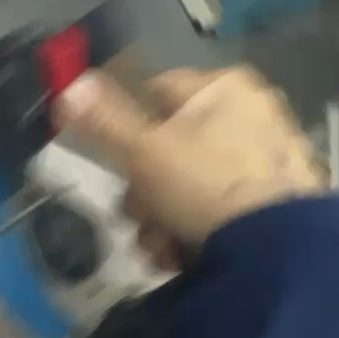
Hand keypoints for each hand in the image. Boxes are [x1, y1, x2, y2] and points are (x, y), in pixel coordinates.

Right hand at [53, 66, 327, 269]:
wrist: (268, 238)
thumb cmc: (201, 183)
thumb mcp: (142, 152)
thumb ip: (104, 122)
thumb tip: (69, 88)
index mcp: (219, 89)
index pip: (153, 91)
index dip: (123, 125)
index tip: (112, 160)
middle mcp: (242, 112)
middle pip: (160, 149)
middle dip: (138, 193)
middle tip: (138, 214)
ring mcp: (255, 154)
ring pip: (176, 185)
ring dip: (154, 220)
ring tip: (160, 241)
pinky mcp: (261, 193)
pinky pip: (203, 205)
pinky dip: (183, 230)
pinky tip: (179, 249)